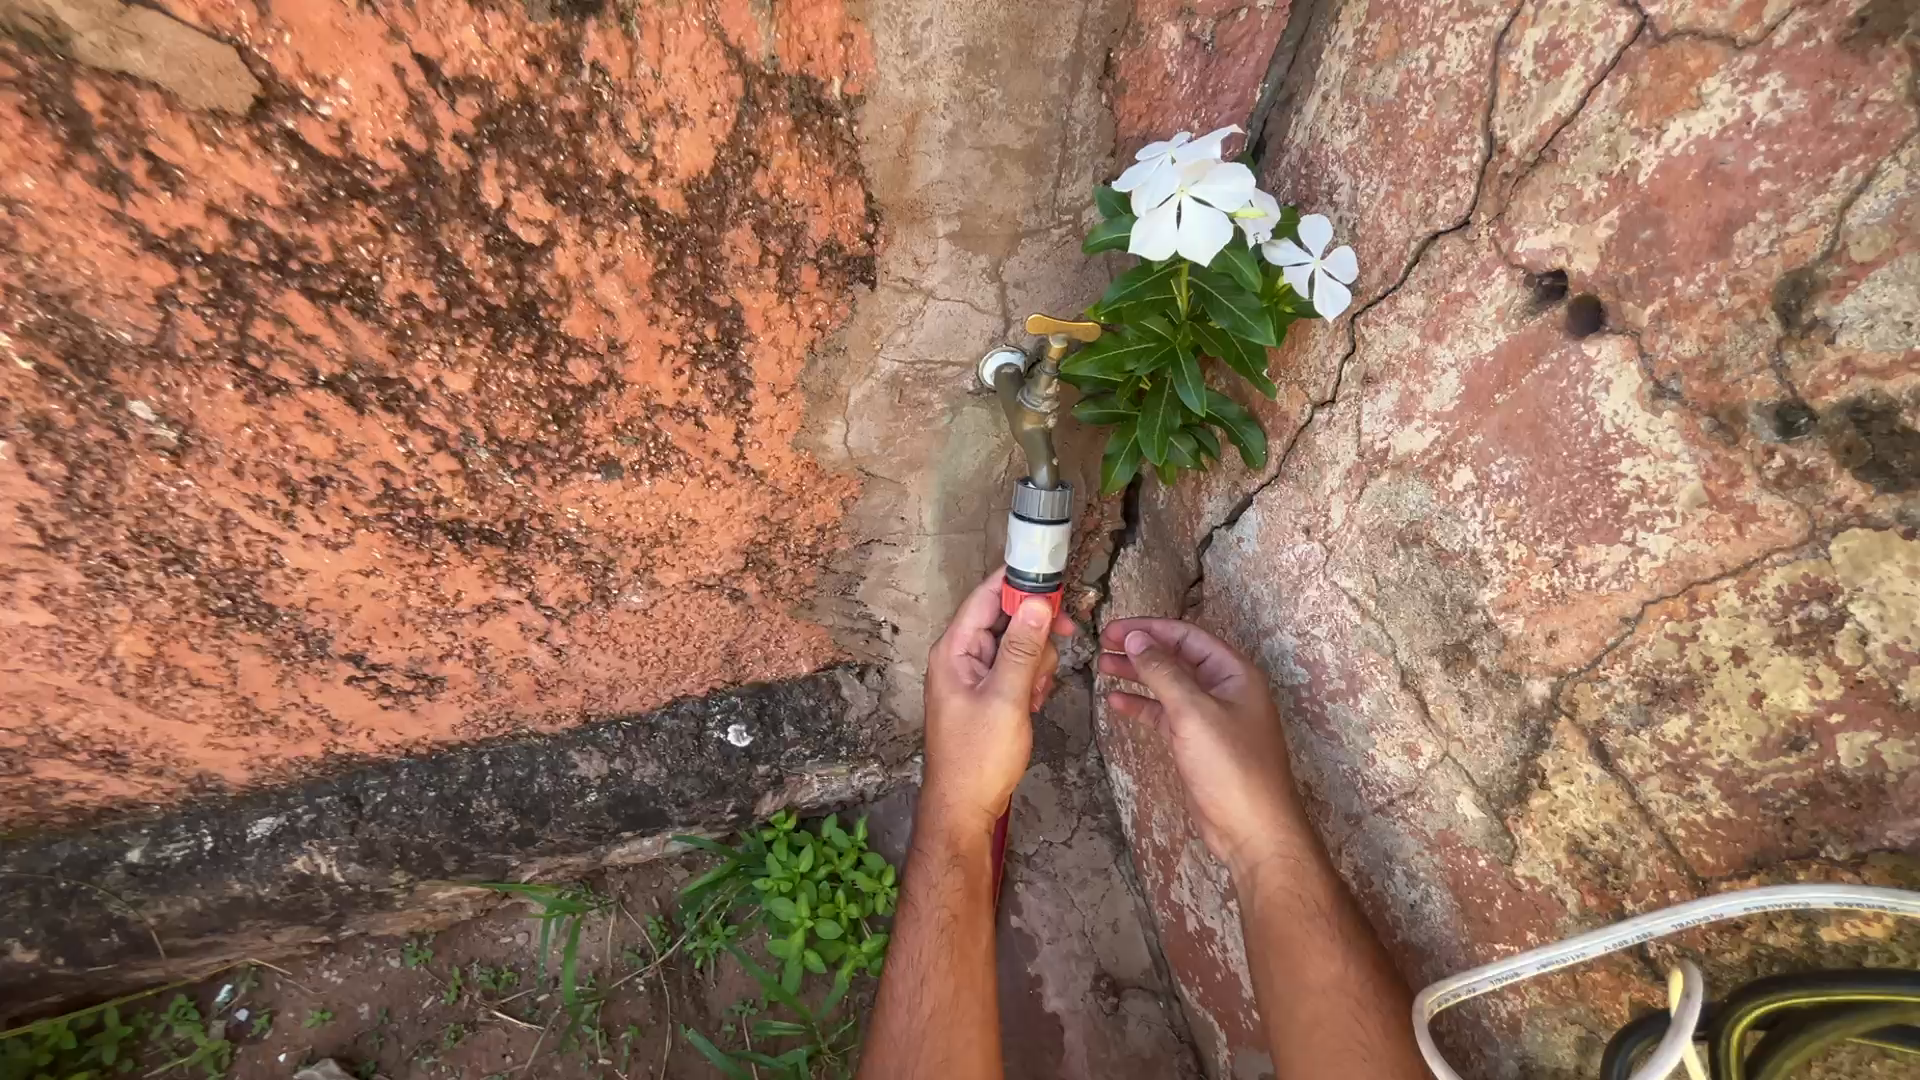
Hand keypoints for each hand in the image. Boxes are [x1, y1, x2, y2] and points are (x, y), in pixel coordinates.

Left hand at [922, 569, 1077, 834]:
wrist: (965, 808)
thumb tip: (1037, 602)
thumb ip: (1023, 649)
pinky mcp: (987, 692)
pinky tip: (1033, 702)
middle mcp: (961, 655)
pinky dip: (1031, 679)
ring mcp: (974, 675)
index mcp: (954, 649)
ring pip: (1017, 644)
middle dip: (1035, 631)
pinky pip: (1016, 668)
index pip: (986, 596)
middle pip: (1006, 617)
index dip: (1018, 581)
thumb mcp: (1006, 699)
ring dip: (1036, 661)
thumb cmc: (978, 758)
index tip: (1054, 575)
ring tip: (1035, 693)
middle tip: (1063, 640)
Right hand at [1099, 617, 1304, 874]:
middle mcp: (1223, 689)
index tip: (1114, 630)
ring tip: (1103, 667)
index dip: (1149, 629)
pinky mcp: (1196, 741)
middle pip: (1176, 657)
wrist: (1252, 830)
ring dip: (1137, 674)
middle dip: (1141, 649)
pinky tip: (1117, 702)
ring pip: (1168, 684)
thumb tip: (1137, 639)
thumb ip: (1163, 671)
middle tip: (1103, 644)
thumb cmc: (1230, 765)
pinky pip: (1165, 713)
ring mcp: (1210, 716)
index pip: (1187, 636)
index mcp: (1234, 673)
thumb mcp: (1193, 711)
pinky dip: (1142, 705)